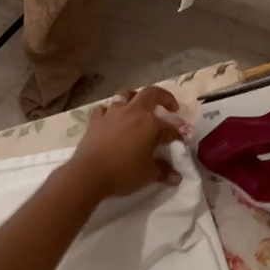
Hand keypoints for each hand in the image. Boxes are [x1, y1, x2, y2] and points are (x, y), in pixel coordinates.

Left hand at [65, 87, 182, 199]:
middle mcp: (133, 111)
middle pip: (151, 93)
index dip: (177, 135)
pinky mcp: (96, 118)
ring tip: (138, 108)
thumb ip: (163, 171)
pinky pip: (105, 108)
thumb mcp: (148, 175)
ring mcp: (113, 112)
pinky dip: (111, 111)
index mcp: (151, 124)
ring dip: (135, 99)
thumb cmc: (124, 173)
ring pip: (126, 95)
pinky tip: (112, 119)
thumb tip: (176, 177)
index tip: (179, 143)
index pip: (170, 127)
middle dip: (163, 97)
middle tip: (169, 107)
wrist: (90, 173)